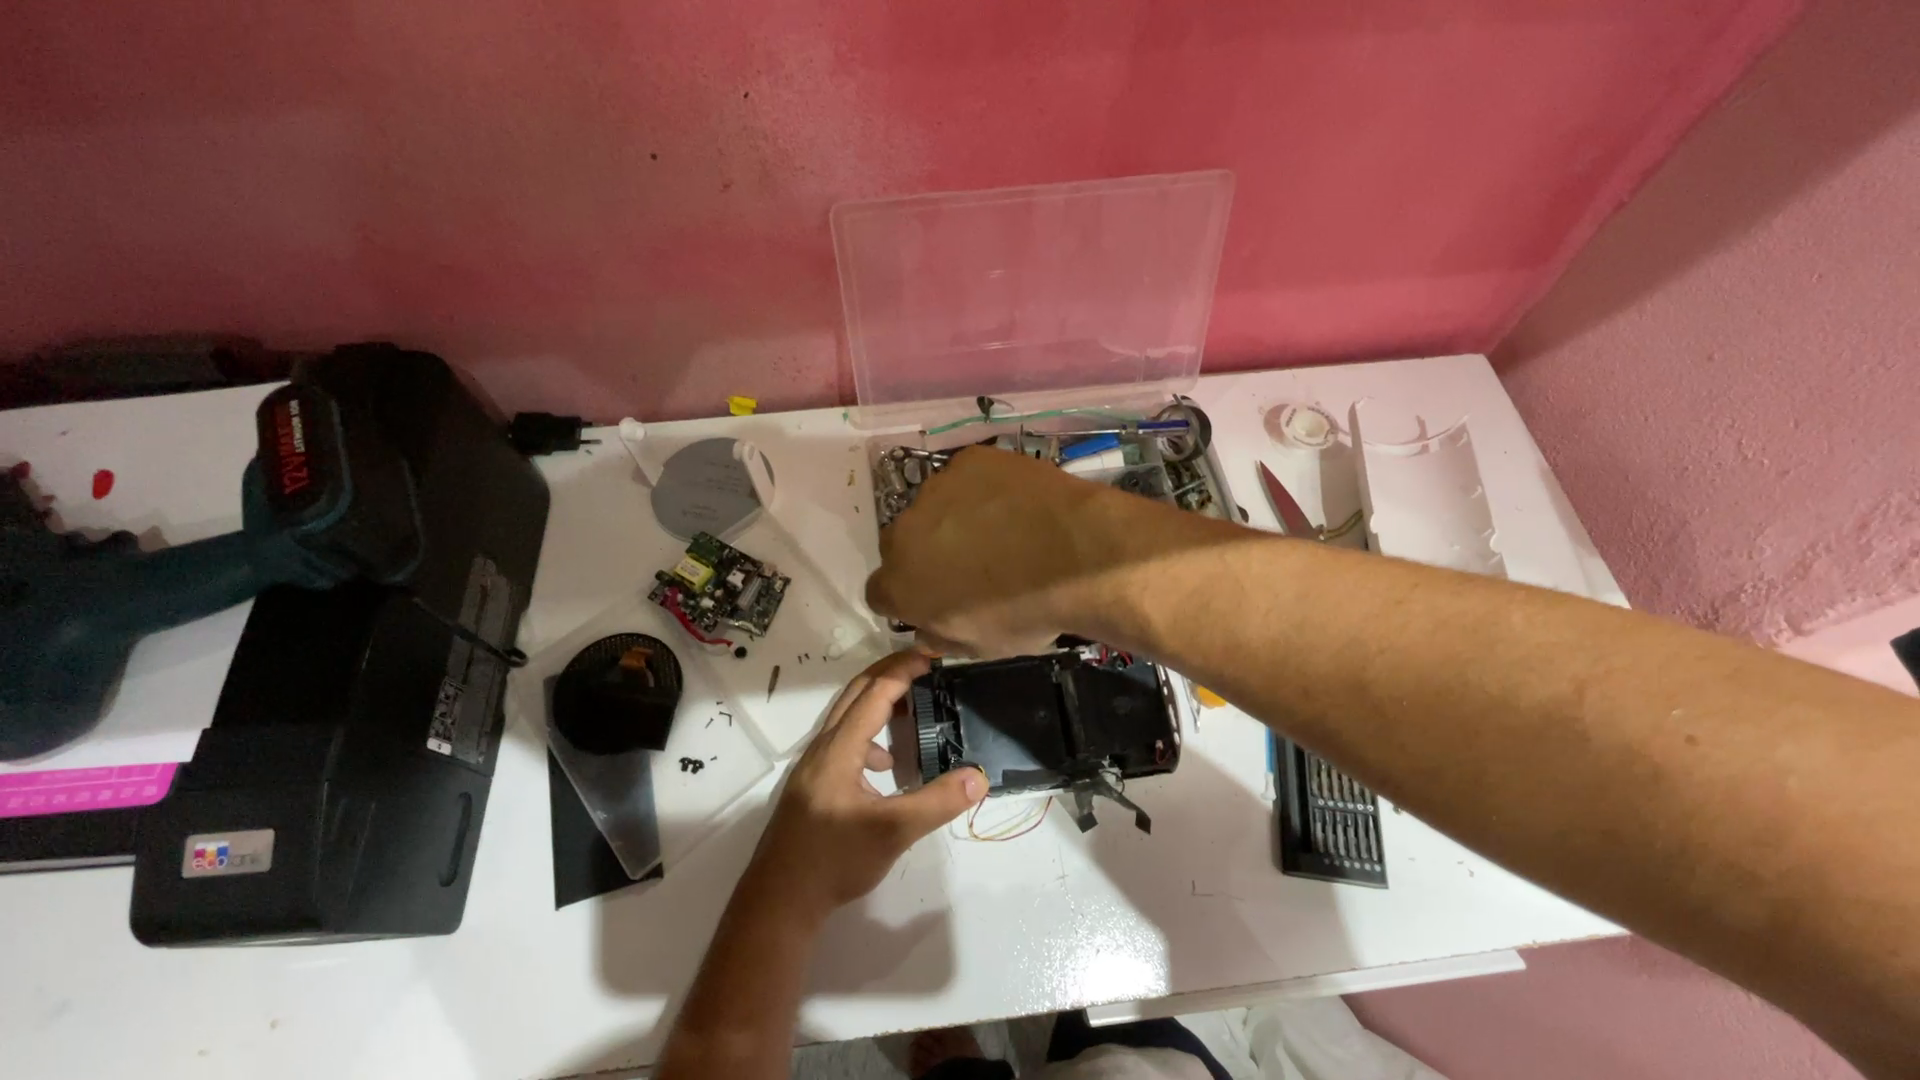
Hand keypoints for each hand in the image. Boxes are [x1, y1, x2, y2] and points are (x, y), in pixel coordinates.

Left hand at [745, 651, 985, 919]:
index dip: (904, 669)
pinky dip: (869, 738)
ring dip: (878, 704)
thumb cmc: (834, 860)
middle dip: (889, 674)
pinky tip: (886, 768)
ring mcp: (813, 767)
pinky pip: (843, 743)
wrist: (779, 900)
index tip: (933, 655)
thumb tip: (978, 776)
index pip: (875, 692)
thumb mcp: (893, 832)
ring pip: (847, 719)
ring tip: (913, 712)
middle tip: (924, 666)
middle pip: (855, 694)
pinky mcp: (812, 786)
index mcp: (839, 748)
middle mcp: (822, 748)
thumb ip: (937, 802)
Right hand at [865, 447, 1112, 657]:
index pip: (880, 592)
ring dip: (954, 519)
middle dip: (927, 554)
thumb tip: (928, 629)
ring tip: (1004, 531)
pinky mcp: (969, 460)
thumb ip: (942, 636)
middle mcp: (904, 533)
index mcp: (900, 585)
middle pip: (903, 544)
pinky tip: (1017, 504)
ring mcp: (936, 490)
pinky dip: (985, 490)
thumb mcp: (981, 647)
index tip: (936, 600)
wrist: (1077, 554)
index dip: (908, 597)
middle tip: (972, 565)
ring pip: (935, 507)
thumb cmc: (1027, 612)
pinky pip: (967, 477)